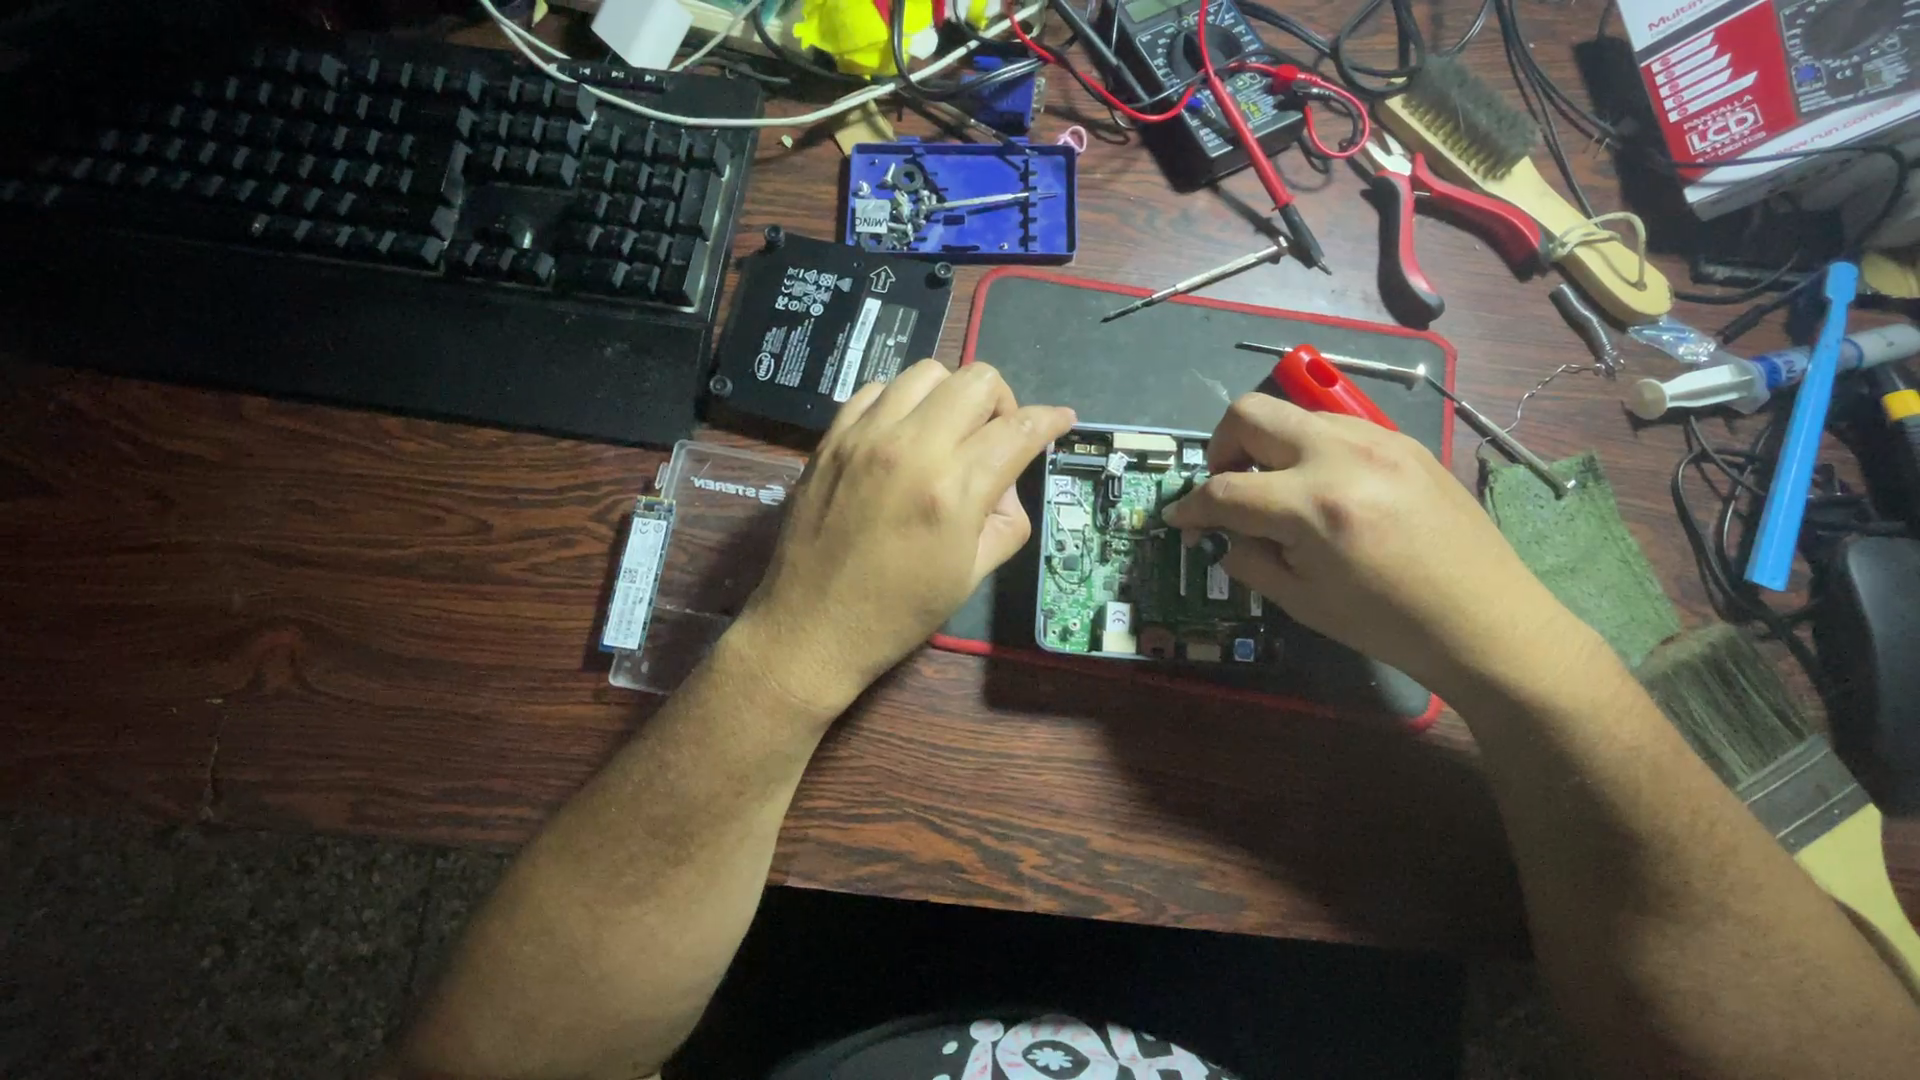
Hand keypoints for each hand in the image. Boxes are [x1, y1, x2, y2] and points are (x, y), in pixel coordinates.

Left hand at [733, 360, 1074, 715]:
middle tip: (994, 439)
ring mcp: (865, 436)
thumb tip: (1008, 477)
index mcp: (953, 490)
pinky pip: (878, 389)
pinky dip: (902, 402)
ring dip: (951, 396)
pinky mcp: (832, 438)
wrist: (811, 627)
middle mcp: (911, 448)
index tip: (1061, 420)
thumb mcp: (972, 575)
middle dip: (1002, 403)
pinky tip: (902, 437)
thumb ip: (1007, 518)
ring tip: (947, 434)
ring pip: (928, 372)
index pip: (1018, 429)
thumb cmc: (899, 612)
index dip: (1050, 421)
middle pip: (978, 380)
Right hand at [1162, 393, 1574, 692]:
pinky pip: (1335, 427)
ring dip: (1268, 445)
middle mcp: (1341, 456)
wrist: (1487, 621)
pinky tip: (1322, 488)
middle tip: (1225, 486)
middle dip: (1220, 447)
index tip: (1179, 519)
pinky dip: (1309, 449)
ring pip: (1294, 414)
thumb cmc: (1388, 625)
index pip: (1224, 491)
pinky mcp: (1404, 442)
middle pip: (1249, 414)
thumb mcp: (1302, 602)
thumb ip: (1250, 560)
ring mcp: (1378, 441)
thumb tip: (1223, 536)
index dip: (1191, 507)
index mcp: (1313, 506)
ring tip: (1276, 490)